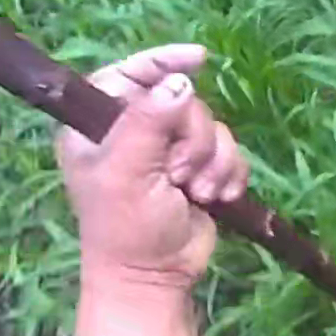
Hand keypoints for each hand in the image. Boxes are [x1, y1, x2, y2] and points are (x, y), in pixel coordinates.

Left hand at [56, 44, 248, 288]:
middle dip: (192, 141)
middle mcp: (138, 131)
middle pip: (186, 103)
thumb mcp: (127, 172)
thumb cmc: (126, 227)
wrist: (156, 275)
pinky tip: (219, 196)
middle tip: (178, 174)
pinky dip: (230, 173)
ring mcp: (173, 151)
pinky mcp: (204, 169)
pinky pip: (232, 151)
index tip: (200, 59)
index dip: (163, 62)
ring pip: (214, 128)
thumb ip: (149, 122)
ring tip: (197, 193)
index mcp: (102, 124)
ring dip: (213, 163)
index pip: (132, 75)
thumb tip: (181, 83)